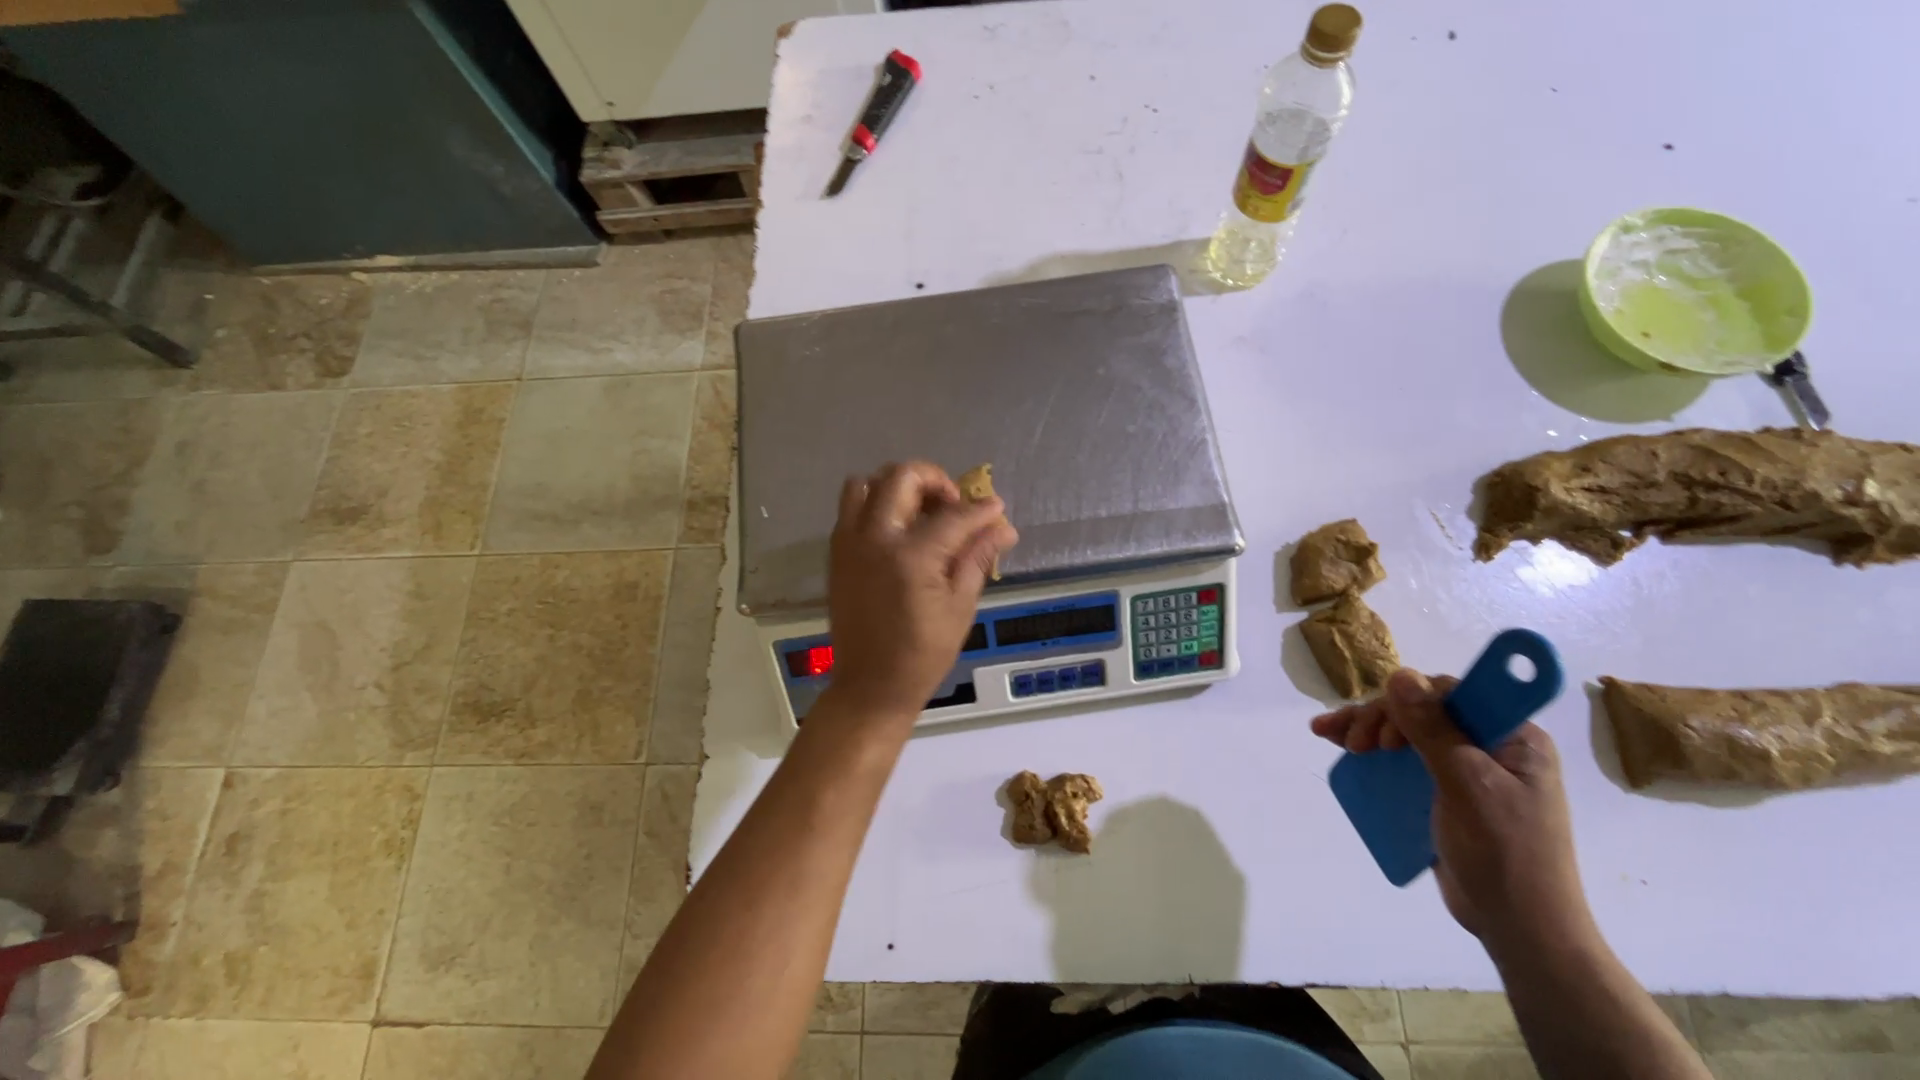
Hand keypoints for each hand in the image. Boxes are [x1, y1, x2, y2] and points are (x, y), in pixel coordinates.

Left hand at [825, 462, 1018, 718]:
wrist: (871, 684)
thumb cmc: (923, 653)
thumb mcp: (960, 606)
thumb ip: (977, 557)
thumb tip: (1003, 526)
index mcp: (911, 555)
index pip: (953, 515)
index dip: (981, 509)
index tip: (996, 507)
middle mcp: (874, 538)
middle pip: (902, 477)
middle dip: (935, 481)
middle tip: (953, 506)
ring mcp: (849, 542)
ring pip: (866, 483)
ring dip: (897, 487)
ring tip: (919, 512)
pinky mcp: (837, 552)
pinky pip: (851, 508)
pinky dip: (875, 504)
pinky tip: (898, 531)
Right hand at [1311, 670, 1594, 953]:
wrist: (1520, 928)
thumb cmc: (1505, 854)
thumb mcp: (1469, 786)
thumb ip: (1435, 730)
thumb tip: (1400, 675)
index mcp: (1514, 736)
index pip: (1452, 693)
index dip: (1411, 702)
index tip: (1385, 734)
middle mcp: (1492, 745)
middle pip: (1424, 710)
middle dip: (1380, 717)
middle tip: (1354, 744)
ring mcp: (1468, 770)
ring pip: (1408, 732)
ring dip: (1367, 728)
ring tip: (1325, 733)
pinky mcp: (1446, 794)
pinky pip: (1404, 761)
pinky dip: (1373, 753)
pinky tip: (1342, 748)